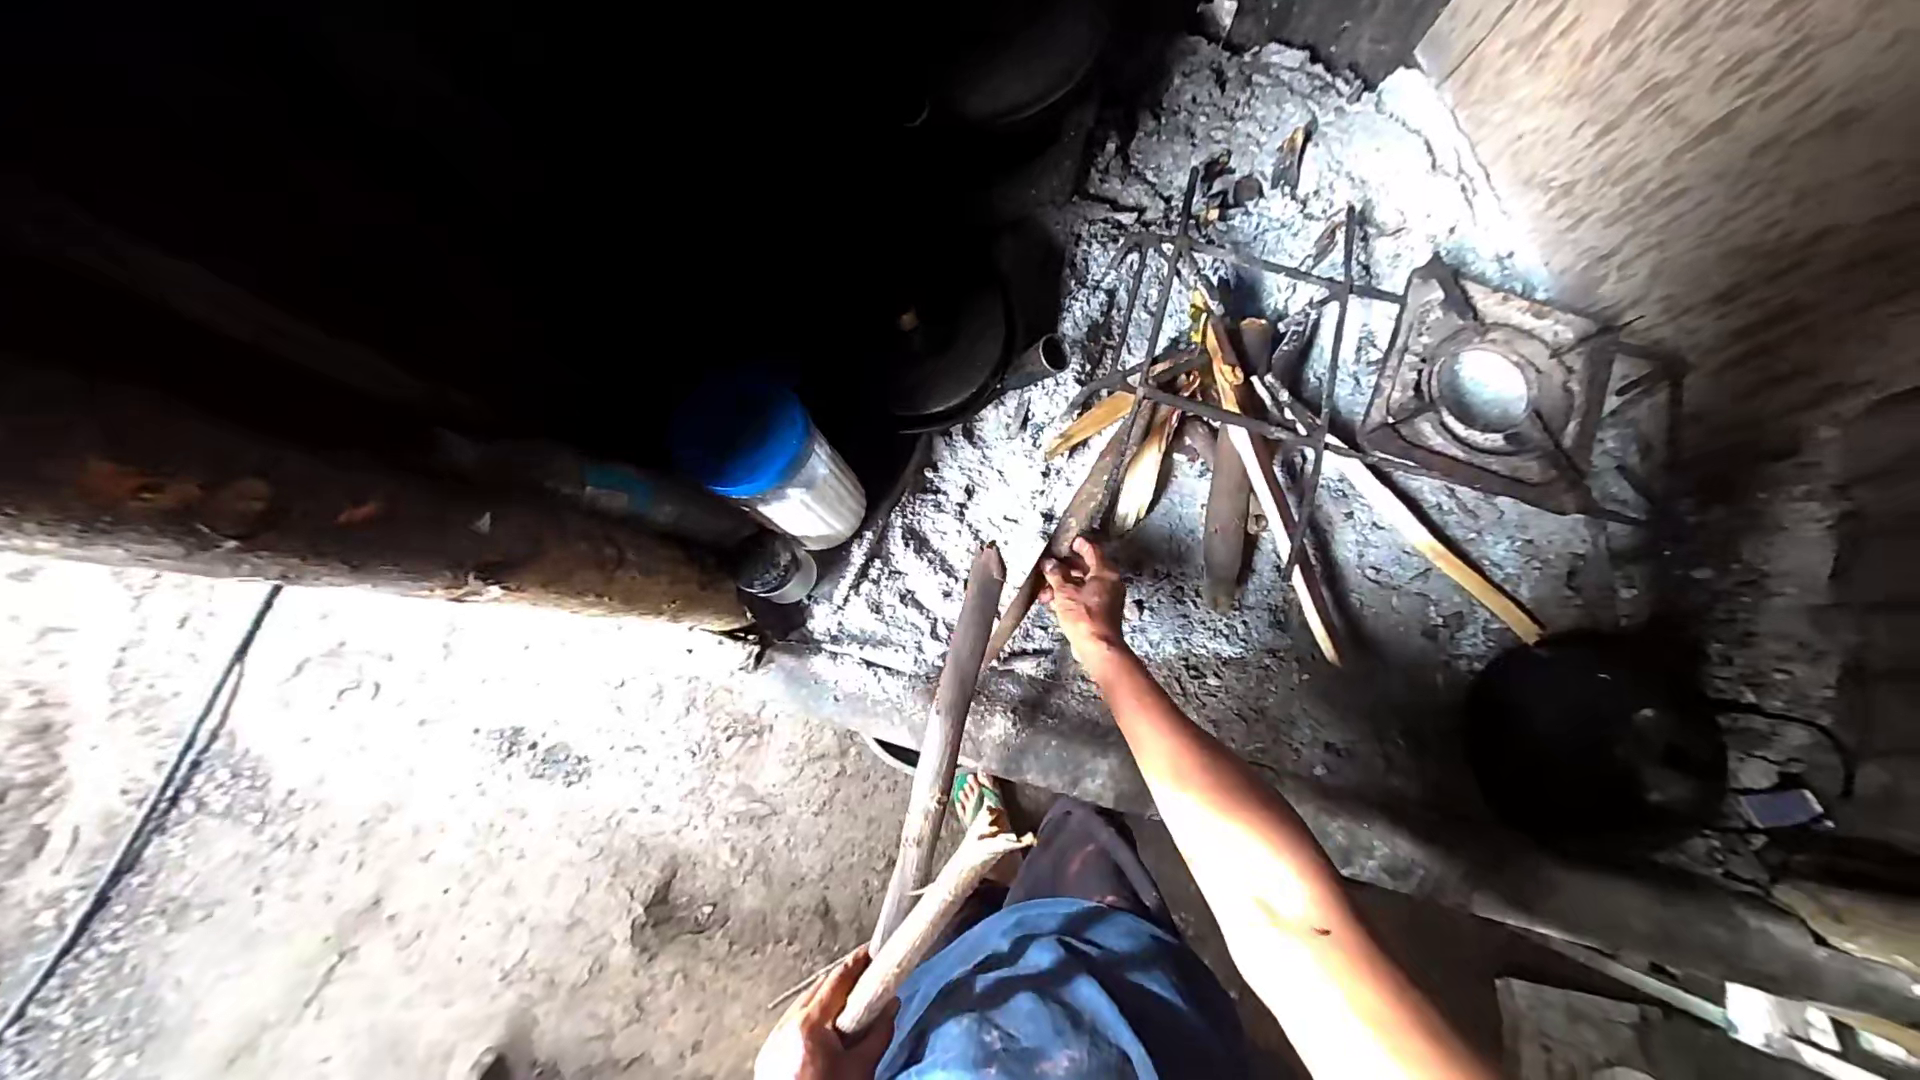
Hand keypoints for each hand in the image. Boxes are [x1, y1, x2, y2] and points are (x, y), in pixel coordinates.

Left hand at [754, 947, 896, 1079]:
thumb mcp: (860, 1071)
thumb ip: (878, 1034)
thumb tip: (893, 1004)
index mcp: (808, 1025)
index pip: (836, 980)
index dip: (855, 963)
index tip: (872, 951)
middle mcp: (784, 1027)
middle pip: (817, 989)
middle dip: (841, 980)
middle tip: (865, 975)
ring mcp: (772, 1043)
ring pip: (803, 1005)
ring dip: (826, 998)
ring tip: (849, 1000)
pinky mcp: (767, 1058)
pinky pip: (792, 1023)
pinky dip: (812, 1017)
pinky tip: (827, 1026)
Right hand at [1040, 536, 1128, 663]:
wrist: (1097, 647)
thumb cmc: (1085, 617)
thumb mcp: (1064, 592)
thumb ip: (1056, 574)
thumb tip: (1049, 564)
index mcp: (1105, 572)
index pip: (1093, 550)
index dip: (1079, 545)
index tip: (1069, 542)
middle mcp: (1110, 583)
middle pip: (1087, 567)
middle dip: (1065, 568)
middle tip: (1050, 566)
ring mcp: (1108, 598)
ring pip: (1083, 584)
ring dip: (1064, 585)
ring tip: (1045, 591)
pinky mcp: (1102, 611)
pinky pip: (1085, 597)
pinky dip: (1071, 596)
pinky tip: (1054, 602)